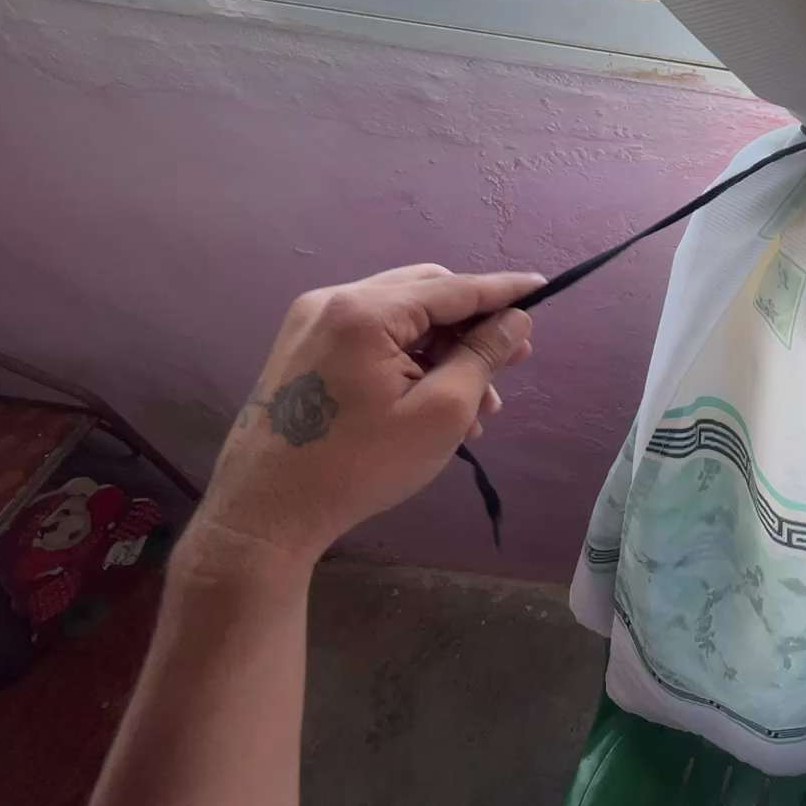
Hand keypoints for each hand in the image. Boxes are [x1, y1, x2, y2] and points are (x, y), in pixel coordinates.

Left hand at [193, 265, 541, 568]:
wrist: (261, 518)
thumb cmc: (360, 466)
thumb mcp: (442, 411)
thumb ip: (484, 356)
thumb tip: (516, 320)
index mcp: (366, 312)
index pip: (455, 288)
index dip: (505, 291)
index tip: (543, 288)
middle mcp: (334, 302)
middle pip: (428, 294)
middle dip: (475, 326)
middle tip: (515, 360)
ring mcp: (312, 325)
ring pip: (405, 318)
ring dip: (447, 350)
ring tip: (481, 402)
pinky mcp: (304, 350)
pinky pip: (376, 337)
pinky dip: (413, 359)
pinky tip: (436, 401)